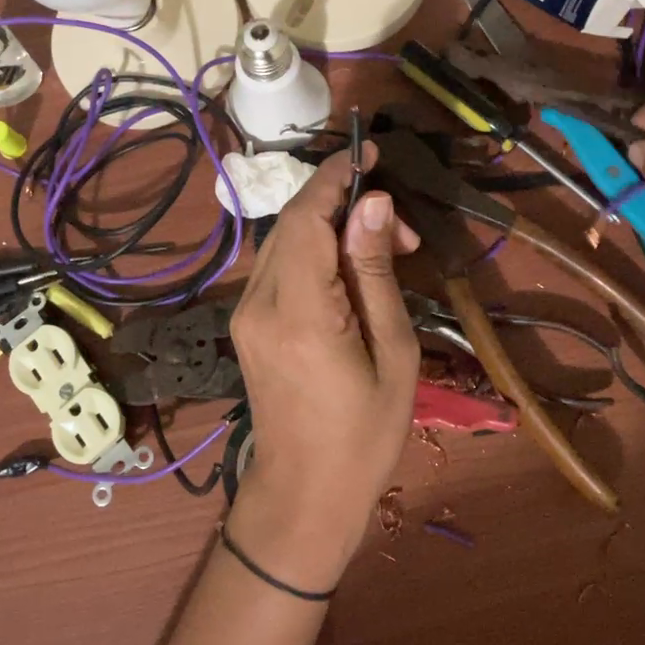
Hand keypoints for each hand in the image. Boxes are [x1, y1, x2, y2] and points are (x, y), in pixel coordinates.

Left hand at [225, 143, 419, 589]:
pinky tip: (349, 271)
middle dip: (343, 203)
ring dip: (329, 226)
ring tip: (385, 250)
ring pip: (283, 239)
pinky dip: (313, 250)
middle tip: (400, 228)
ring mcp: (244, 311)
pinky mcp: (245, 321)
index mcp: (298, 310)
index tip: (371, 152)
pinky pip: (279, 264)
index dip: (336, 176)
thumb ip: (375, 270)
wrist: (304, 493)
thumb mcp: (391, 352)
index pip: (306, 216)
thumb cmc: (364, 434)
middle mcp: (258, 301)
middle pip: (292, 220)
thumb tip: (374, 201)